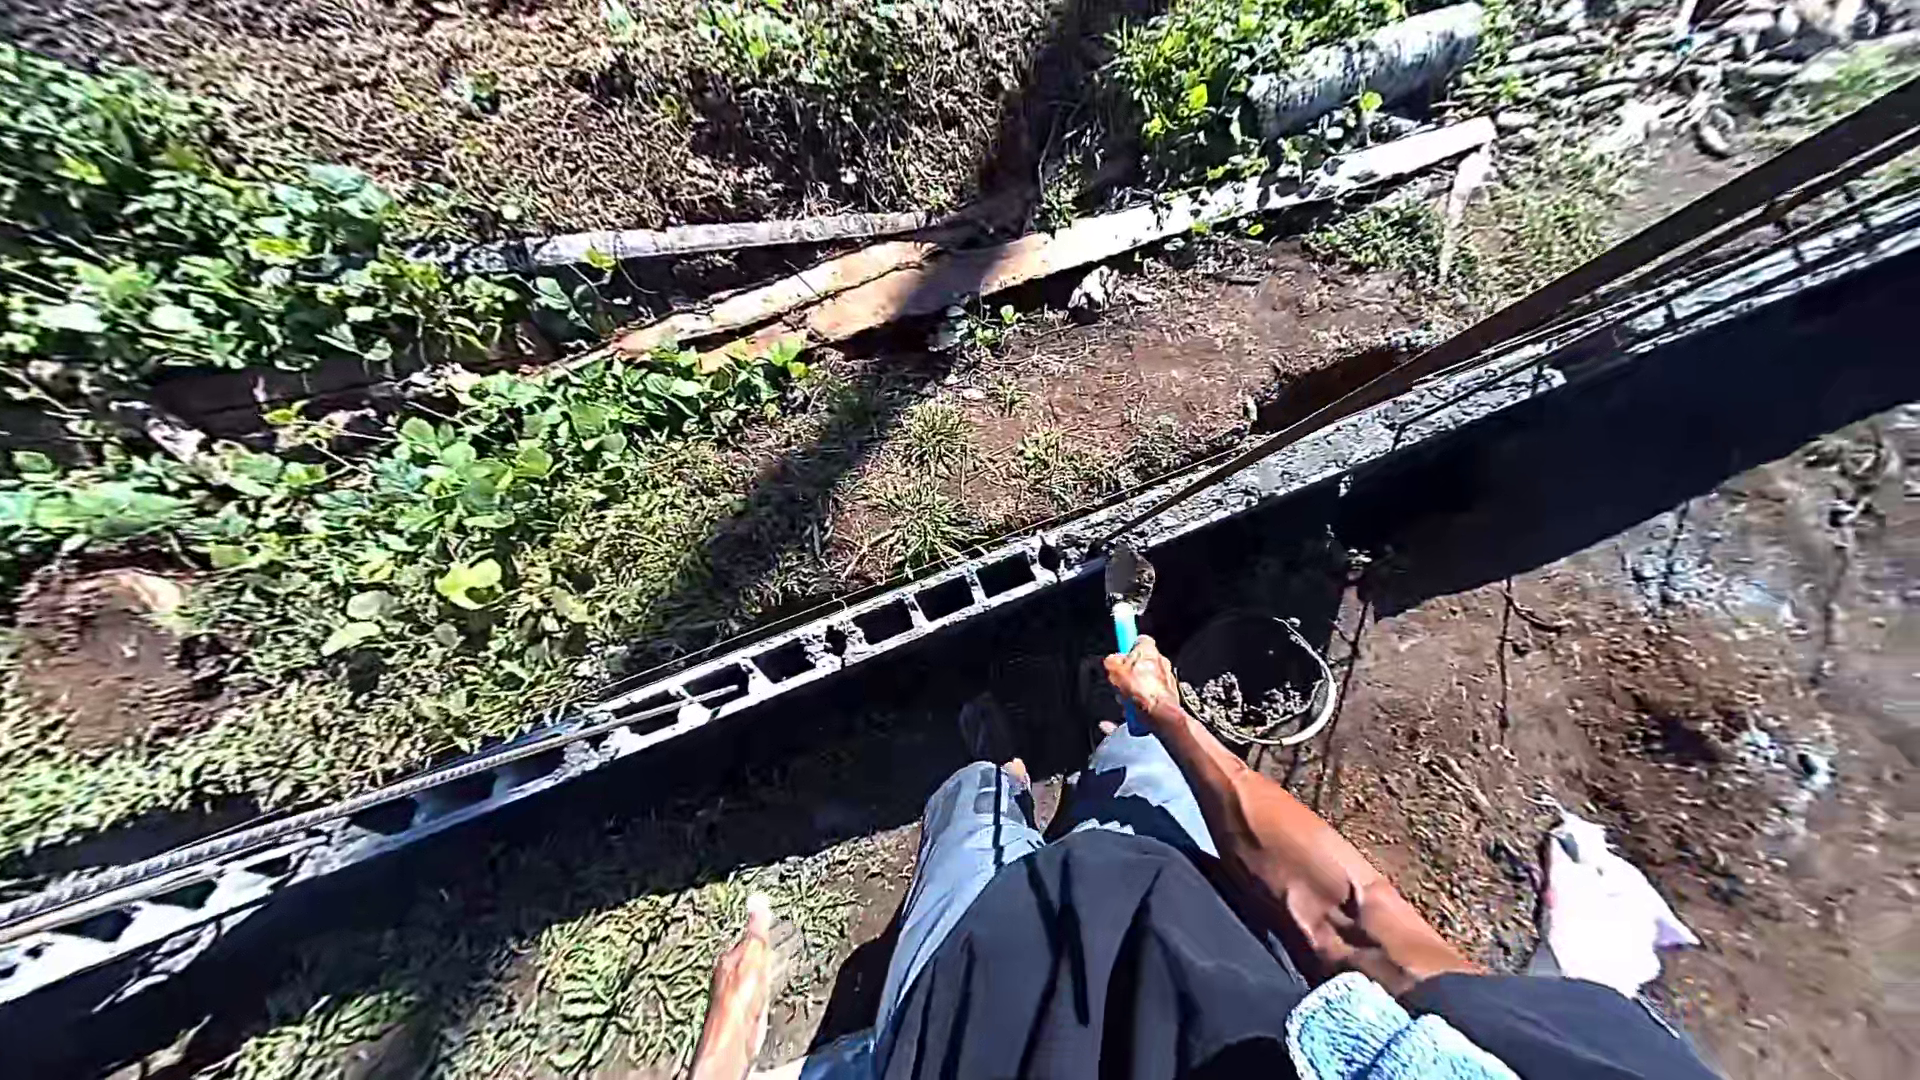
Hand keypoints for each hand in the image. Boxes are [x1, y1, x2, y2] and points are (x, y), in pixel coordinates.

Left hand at [690, 894, 774, 1079]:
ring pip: (758, 969)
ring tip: (785, 951)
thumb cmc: (739, 997)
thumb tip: (757, 899)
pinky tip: (777, 978)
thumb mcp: (752, 954)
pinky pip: (764, 985)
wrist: (735, 1040)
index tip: (775, 918)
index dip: (761, 928)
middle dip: (765, 945)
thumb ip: (757, 928)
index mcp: (729, 958)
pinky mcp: (750, 1009)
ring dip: (770, 961)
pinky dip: (772, 977)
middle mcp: (731, 974)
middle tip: (783, 932)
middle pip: (751, 953)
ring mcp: (740, 993)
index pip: (747, 936)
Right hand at [1104, 636, 1182, 726]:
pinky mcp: (1170, 699)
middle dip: (1128, 675)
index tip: (1119, 656)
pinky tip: (1130, 715)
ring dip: (1134, 692)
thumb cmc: (1141, 690)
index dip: (1127, 648)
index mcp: (1150, 650)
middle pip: (1140, 665)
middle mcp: (1162, 663)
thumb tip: (1110, 662)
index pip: (1138, 641)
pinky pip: (1150, 701)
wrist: (1161, 716)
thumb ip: (1111, 660)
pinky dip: (1140, 708)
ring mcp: (1168, 682)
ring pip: (1144, 684)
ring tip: (1126, 701)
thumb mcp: (1113, 668)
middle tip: (1119, 683)